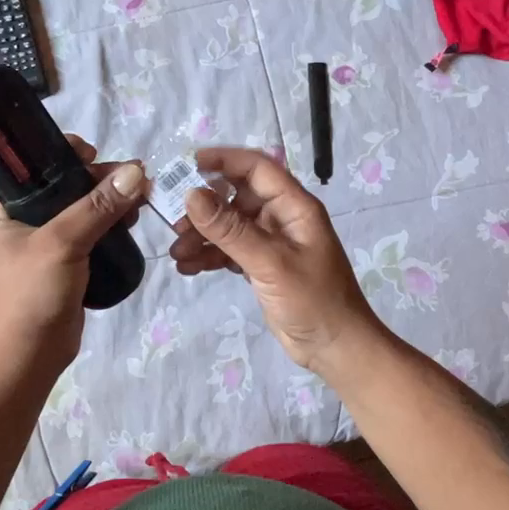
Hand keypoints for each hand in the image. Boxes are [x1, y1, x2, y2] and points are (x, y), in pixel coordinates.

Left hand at [0, 137, 144, 375]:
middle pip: (68, 187)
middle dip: (102, 181)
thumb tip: (136, 172)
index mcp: (7, 208)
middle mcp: (25, 221)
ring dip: (111, 203)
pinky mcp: (68, 265)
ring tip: (140, 203)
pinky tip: (132, 225)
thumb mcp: (62, 243)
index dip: (69, 155)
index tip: (100, 156)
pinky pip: (93, 235)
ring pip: (85, 211)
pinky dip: (112, 227)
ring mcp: (48, 244)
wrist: (29, 357)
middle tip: (136, 181)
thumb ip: (98, 207)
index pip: (38, 166)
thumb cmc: (31, 294)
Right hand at [168, 147, 384, 373]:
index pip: (256, 168)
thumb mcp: (270, 262)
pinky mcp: (262, 267)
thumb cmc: (313, 301)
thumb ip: (231, 229)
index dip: (223, 160)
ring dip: (202, 235)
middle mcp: (281, 218)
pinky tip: (188, 267)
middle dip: (203, 206)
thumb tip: (191, 195)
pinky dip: (209, 255)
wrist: (336, 349)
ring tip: (177, 253)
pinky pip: (229, 251)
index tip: (185, 164)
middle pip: (236, 197)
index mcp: (294, 206)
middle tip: (172, 220)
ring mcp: (271, 243)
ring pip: (228, 226)